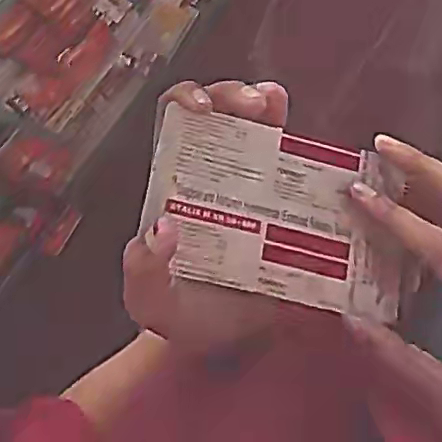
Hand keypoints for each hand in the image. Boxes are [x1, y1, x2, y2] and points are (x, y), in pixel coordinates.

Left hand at [122, 79, 300, 355]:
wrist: (232, 346)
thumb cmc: (186, 313)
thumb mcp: (154, 302)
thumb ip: (144, 273)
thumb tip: (161, 228)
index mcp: (176, 175)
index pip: (173, 115)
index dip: (184, 99)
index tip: (200, 108)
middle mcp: (212, 164)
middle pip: (218, 106)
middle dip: (233, 94)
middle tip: (252, 105)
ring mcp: (250, 174)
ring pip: (256, 118)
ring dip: (265, 101)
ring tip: (273, 104)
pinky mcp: (284, 192)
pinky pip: (290, 153)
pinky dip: (294, 136)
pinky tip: (298, 132)